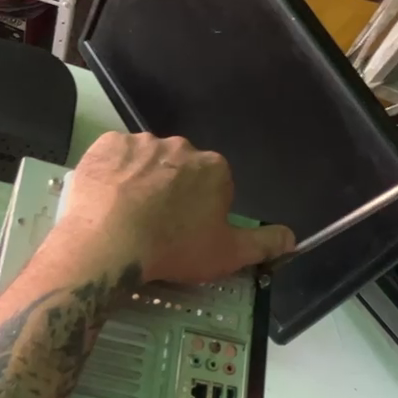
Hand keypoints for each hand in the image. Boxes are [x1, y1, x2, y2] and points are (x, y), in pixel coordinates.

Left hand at [53, 132, 294, 282]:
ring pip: (144, 162)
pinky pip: (113, 158)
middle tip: (155, 227)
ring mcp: (140, 142)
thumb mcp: (227, 254)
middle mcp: (180, 146)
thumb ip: (263, 244)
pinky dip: (111, 175)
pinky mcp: (104, 146)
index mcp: (214, 168)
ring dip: (139, 182)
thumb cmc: (173, 249)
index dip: (199, 211)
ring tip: (126, 217)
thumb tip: (292, 238)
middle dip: (170, 192)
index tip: (185, 233)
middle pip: (178, 169)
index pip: (212, 185)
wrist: (109, 243)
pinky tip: (106, 200)